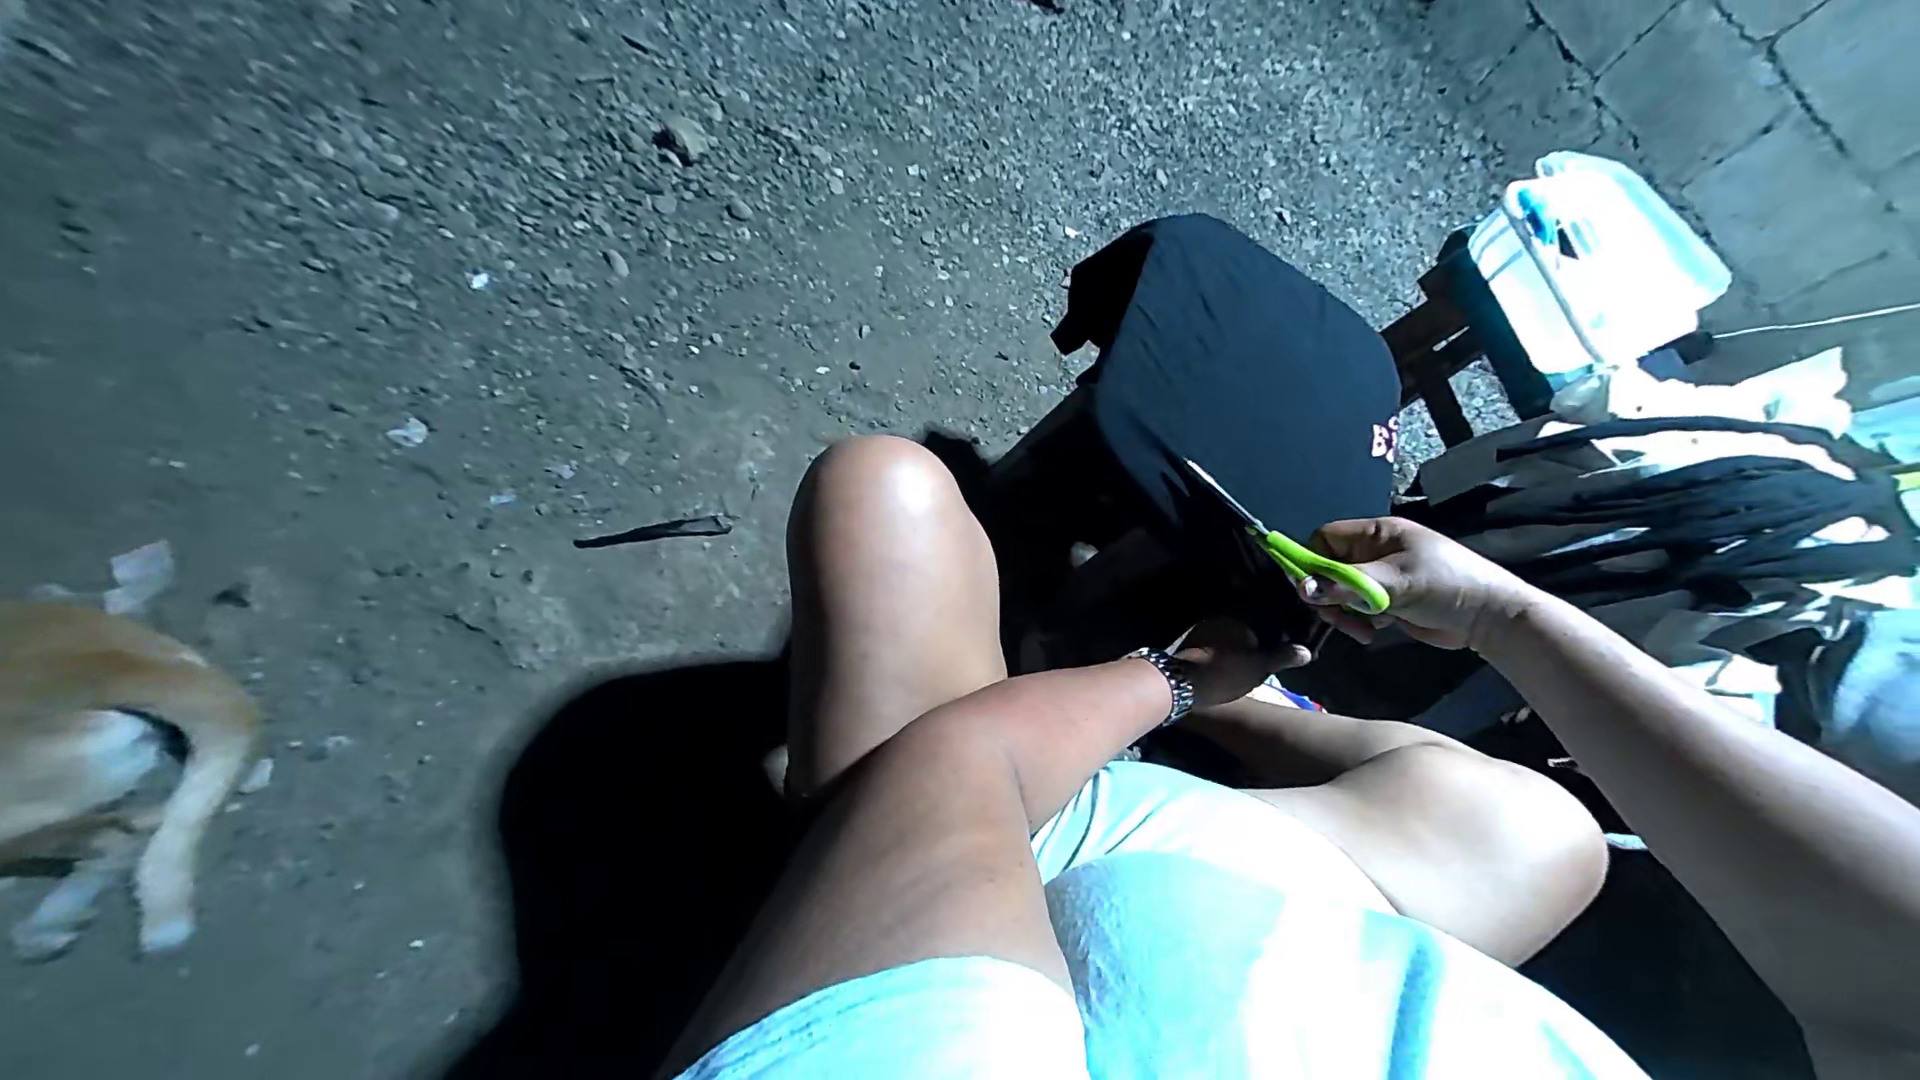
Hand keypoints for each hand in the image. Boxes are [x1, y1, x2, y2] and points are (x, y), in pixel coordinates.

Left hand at [1172, 618, 1311, 706]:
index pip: (1261, 620)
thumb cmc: (1226, 671)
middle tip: (1263, 658)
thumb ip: (1283, 656)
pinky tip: (1225, 666)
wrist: (1182, 682)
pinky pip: (1211, 644)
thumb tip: (1306, 651)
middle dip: (1253, 640)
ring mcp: (1200, 630)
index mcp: (1237, 619)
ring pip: (1225, 636)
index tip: (1280, 648)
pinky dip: (1220, 652)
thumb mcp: (1260, 666)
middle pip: (1242, 628)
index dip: (1273, 635)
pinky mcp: (1188, 643)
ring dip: (1235, 647)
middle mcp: (1218, 619)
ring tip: (1245, 665)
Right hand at [1295, 517, 1534, 649]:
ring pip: (1338, 592)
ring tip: (1362, 628)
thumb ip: (1346, 584)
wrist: (1494, 618)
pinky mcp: (1386, 600)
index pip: (1324, 538)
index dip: (1310, 560)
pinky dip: (1358, 622)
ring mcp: (1379, 577)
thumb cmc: (1447, 586)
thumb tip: (1302, 588)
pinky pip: (1355, 608)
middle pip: (1327, 568)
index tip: (1308, 587)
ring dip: (1343, 613)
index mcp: (1376, 533)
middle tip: (1337, 616)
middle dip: (1329, 594)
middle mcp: (1373, 552)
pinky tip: (1374, 632)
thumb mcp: (1394, 583)